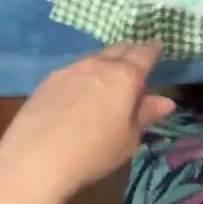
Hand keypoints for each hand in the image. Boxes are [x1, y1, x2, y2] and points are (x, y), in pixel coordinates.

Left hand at [0, 44, 176, 202]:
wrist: (36, 158)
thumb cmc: (93, 152)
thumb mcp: (127, 139)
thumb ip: (145, 115)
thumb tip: (166, 101)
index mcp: (124, 76)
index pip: (144, 54)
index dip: (153, 49)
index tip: (158, 44)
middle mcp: (98, 65)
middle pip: (119, 49)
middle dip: (131, 50)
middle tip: (137, 56)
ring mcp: (70, 69)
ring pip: (95, 57)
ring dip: (106, 60)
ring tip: (110, 72)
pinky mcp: (49, 80)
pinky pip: (75, 69)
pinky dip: (85, 72)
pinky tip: (82, 87)